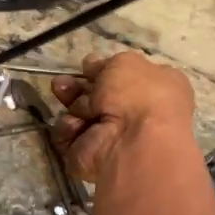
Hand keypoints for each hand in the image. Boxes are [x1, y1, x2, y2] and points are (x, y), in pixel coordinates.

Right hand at [49, 52, 195, 181]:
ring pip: (78, 112)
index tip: (85, 67)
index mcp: (153, 88)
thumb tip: (91, 64)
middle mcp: (132, 111)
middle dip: (76, 87)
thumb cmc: (137, 95)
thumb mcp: (125, 63)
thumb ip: (105, 63)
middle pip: (95, 95)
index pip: (122, 78)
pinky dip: (69, 127)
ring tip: (62, 95)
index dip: (102, 71)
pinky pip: (70, 134)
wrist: (131, 140)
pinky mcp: (87, 151)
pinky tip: (76, 126)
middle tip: (61, 82)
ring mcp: (109, 134)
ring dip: (70, 102)